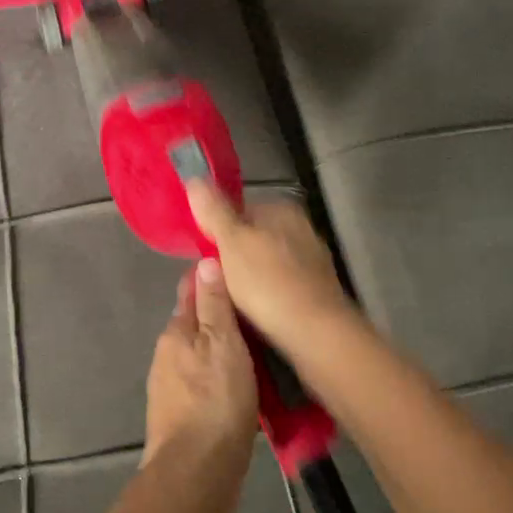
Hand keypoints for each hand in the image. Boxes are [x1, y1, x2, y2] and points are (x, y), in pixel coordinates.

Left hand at [143, 258, 258, 465]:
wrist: (196, 473)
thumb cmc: (214, 400)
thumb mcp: (221, 342)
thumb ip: (214, 304)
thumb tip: (205, 260)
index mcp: (176, 331)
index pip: (190, 290)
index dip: (211, 278)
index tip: (235, 270)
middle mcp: (167, 354)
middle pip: (196, 325)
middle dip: (220, 319)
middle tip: (256, 315)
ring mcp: (171, 388)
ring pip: (200, 357)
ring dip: (222, 352)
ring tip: (256, 352)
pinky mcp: (182, 417)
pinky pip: (205, 386)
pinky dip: (221, 381)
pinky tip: (242, 388)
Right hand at [185, 181, 355, 353]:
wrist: (316, 334)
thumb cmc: (268, 282)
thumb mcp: (230, 242)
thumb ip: (212, 210)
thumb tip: (194, 178)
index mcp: (282, 210)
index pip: (240, 210)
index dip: (218, 230)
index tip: (204, 253)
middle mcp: (301, 229)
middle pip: (254, 238)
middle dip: (234, 257)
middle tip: (214, 280)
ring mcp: (312, 262)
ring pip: (267, 265)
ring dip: (250, 280)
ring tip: (232, 301)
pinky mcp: (317, 292)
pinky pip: (281, 289)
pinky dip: (268, 298)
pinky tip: (257, 315)